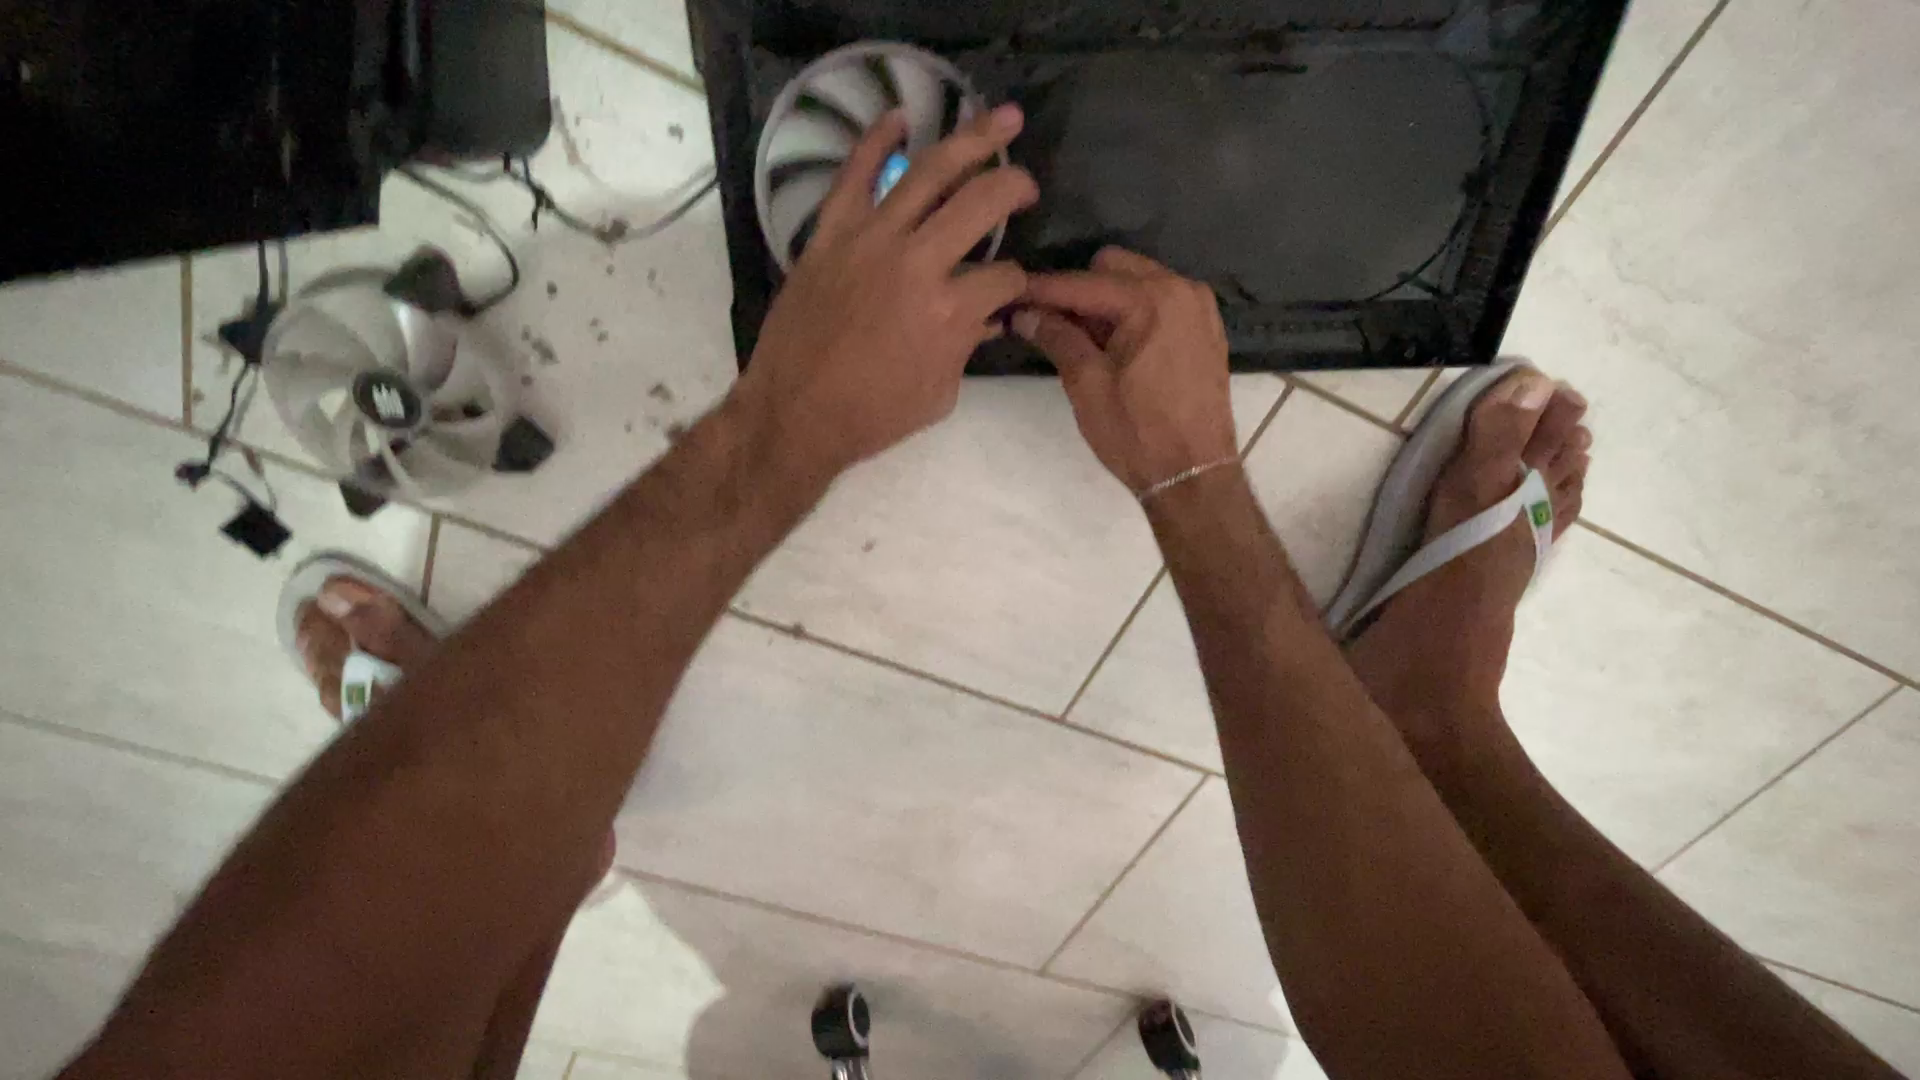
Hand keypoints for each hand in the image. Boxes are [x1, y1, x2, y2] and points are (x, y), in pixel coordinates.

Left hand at [734, 104, 1037, 481]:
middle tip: (1025, 184)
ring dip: (972, 140)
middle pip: (982, 203)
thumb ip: (966, 348)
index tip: (1011, 290)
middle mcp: (916, 263)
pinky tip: (899, 117)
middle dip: (1014, 187)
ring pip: (929, 172)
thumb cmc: (872, 416)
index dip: (1017, 284)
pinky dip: (875, 141)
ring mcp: (870, 240)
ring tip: (1000, 121)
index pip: (1004, 277)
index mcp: (949, 312)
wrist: (796, 414)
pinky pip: (854, 174)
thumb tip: (986, 320)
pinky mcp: (830, 234)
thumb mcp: (939, 394)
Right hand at [1014, 247, 1238, 494]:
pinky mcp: (1206, 328)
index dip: (1041, 290)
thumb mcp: (1087, 386)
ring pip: (1138, 282)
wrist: (1195, 474)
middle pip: (1113, 269)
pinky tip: (1115, 345)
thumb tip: (1025, 314)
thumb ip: (1057, 339)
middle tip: (1049, 324)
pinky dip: (1133, 313)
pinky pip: (1161, 302)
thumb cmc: (1137, 434)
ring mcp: (1199, 307)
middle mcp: (1181, 289)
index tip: (1008, 293)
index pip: (1082, 284)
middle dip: (1078, 291)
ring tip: (1081, 338)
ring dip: (1105, 301)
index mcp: (1150, 301)